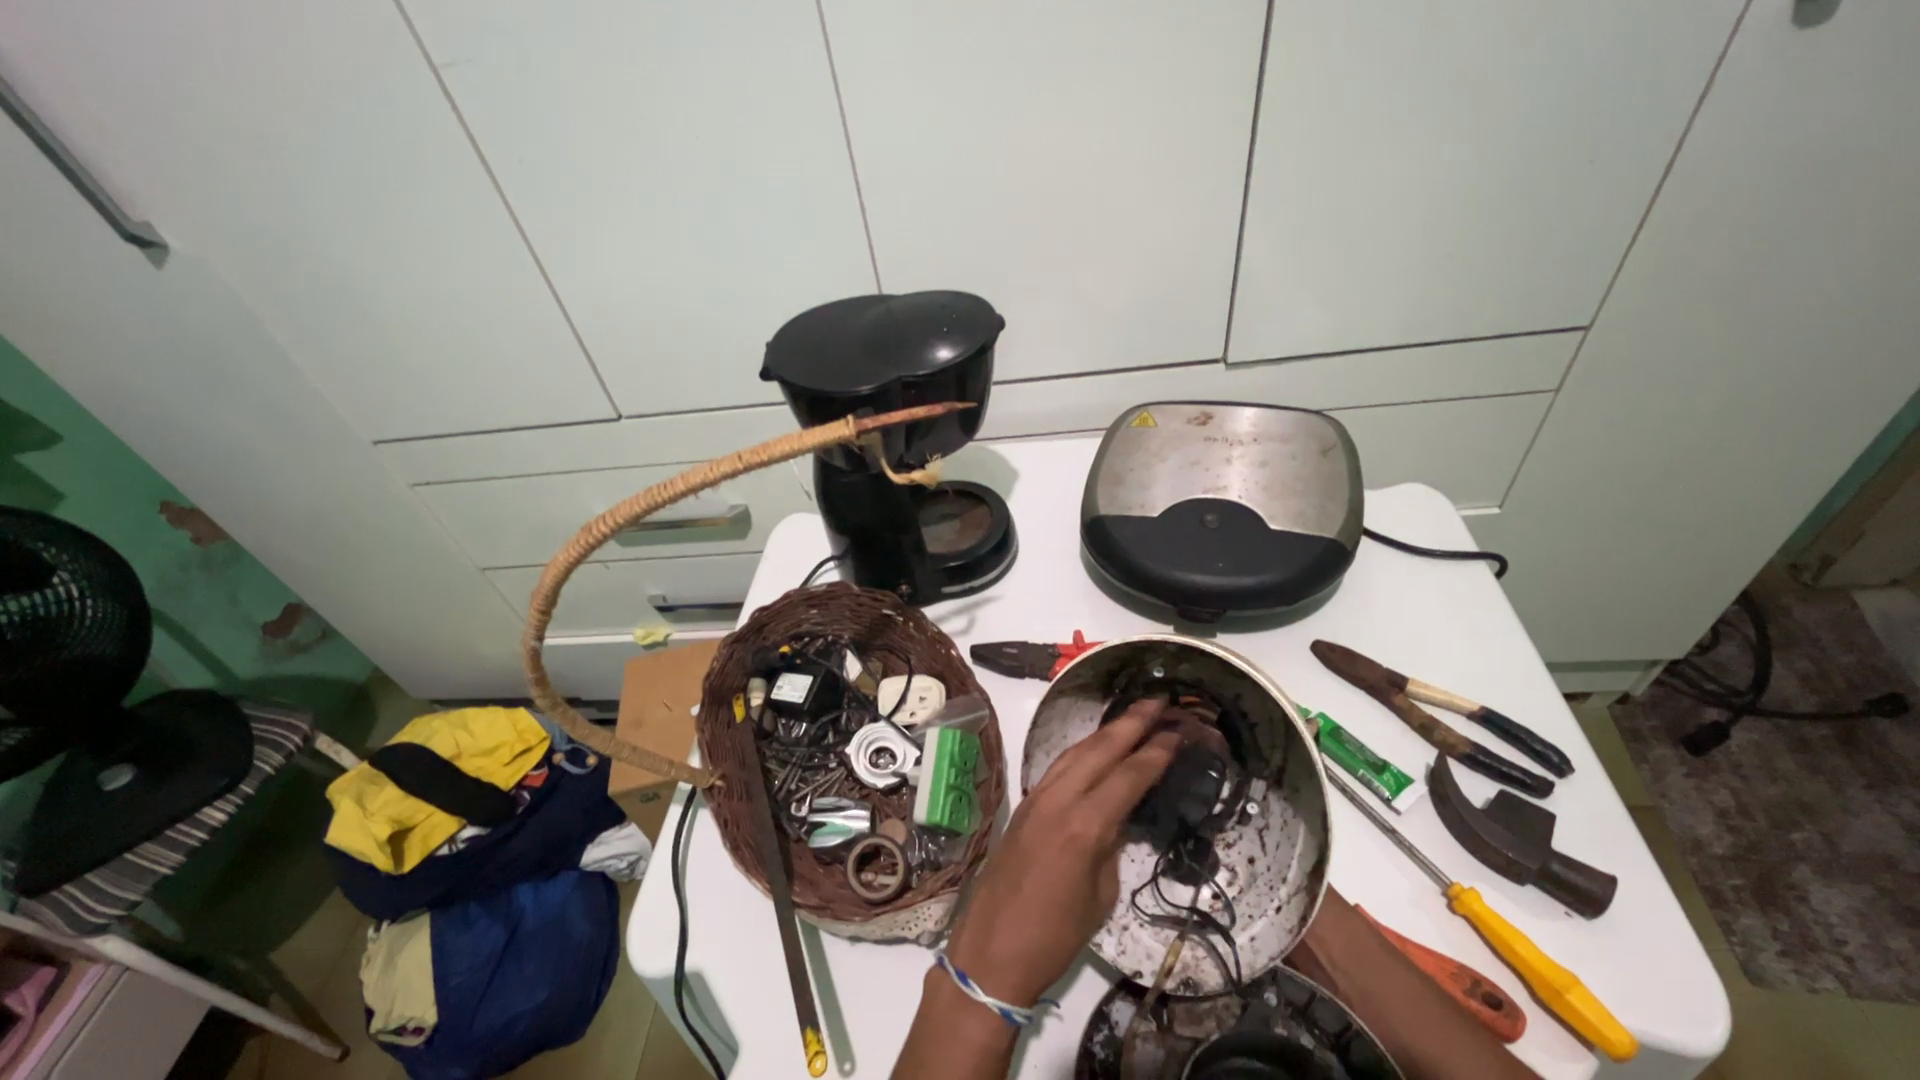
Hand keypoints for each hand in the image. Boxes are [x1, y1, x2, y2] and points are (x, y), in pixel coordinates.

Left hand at [943, 698, 1181, 1006]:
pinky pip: (1057, 769)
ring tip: (1132, 716)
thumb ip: (1111, 847)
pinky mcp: (1022, 808)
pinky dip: (1080, 752)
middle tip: (1158, 701)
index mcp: (1085, 825)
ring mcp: (1035, 800)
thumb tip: (1118, 818)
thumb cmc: (1055, 936)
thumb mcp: (1100, 895)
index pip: (1129, 776)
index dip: (1156, 752)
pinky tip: (1094, 750)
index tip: (1178, 731)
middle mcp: (1058, 801)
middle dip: (1130, 722)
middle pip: (1099, 749)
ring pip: (1074, 753)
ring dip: (1104, 732)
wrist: (992, 952)